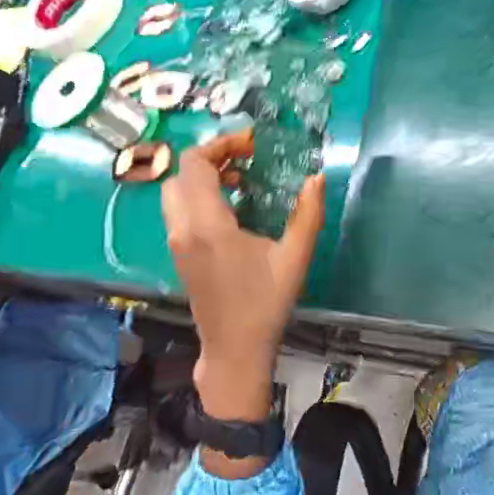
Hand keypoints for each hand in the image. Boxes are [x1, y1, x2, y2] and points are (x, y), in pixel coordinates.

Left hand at [162, 129, 324, 437]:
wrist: (234, 349)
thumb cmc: (264, 305)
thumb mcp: (294, 260)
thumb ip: (308, 215)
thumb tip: (317, 177)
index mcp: (207, 224)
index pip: (196, 163)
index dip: (221, 144)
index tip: (251, 146)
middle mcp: (183, 228)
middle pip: (181, 173)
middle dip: (211, 158)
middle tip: (245, 160)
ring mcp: (176, 242)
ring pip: (175, 192)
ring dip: (202, 178)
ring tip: (241, 182)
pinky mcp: (179, 255)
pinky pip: (179, 211)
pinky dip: (198, 197)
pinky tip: (231, 209)